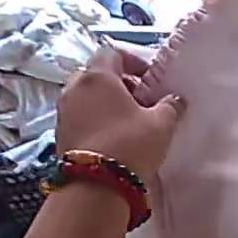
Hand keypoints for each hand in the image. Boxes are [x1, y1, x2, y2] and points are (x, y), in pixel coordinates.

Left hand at [56, 42, 182, 183]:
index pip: (113, 53)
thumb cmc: (131, 144)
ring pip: (87, 97)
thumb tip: (176, 99)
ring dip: (107, 104)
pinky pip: (81, 117)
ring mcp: (64, 111)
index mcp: (98, 77)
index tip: (151, 80)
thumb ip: (171, 106)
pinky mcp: (61, 133)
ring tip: (130, 122)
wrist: (96, 185)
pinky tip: (115, 138)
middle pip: (98, 75)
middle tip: (142, 102)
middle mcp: (74, 88)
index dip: (134, 62)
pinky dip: (97, 120)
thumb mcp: (162, 124)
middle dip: (120, 84)